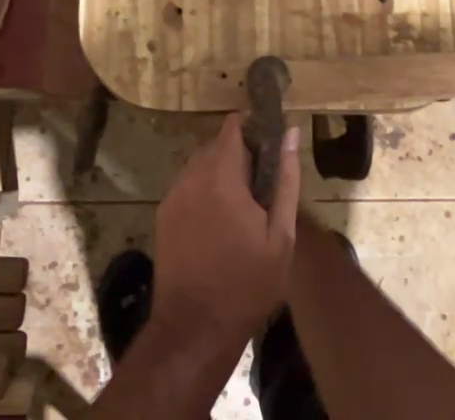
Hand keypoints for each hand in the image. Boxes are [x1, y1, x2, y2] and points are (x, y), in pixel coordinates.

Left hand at [150, 112, 301, 348]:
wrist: (195, 329)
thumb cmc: (247, 284)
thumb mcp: (281, 236)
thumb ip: (286, 180)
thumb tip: (291, 134)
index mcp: (221, 178)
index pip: (232, 127)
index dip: (254, 127)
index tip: (272, 141)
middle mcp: (191, 178)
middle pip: (217, 145)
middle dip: (241, 154)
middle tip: (265, 183)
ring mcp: (173, 196)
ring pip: (201, 165)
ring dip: (222, 173)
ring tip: (246, 206)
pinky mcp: (164, 215)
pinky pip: (189, 186)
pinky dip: (206, 191)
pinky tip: (222, 221)